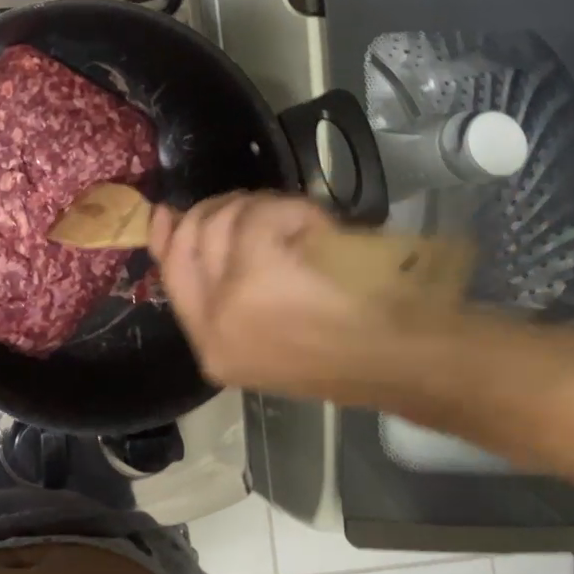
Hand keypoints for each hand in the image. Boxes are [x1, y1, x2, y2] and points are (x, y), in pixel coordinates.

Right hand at [150, 192, 434, 405]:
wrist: (405, 363)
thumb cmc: (354, 350)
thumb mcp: (277, 336)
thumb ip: (231, 296)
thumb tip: (189, 234)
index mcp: (212, 349)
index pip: (171, 277)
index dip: (167, 236)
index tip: (168, 210)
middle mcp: (210, 327)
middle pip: (190, 240)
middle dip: (221, 212)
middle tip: (262, 210)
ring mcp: (229, 299)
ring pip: (223, 220)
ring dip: (265, 210)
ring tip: (305, 228)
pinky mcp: (256, 268)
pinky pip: (258, 215)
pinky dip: (290, 210)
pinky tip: (318, 227)